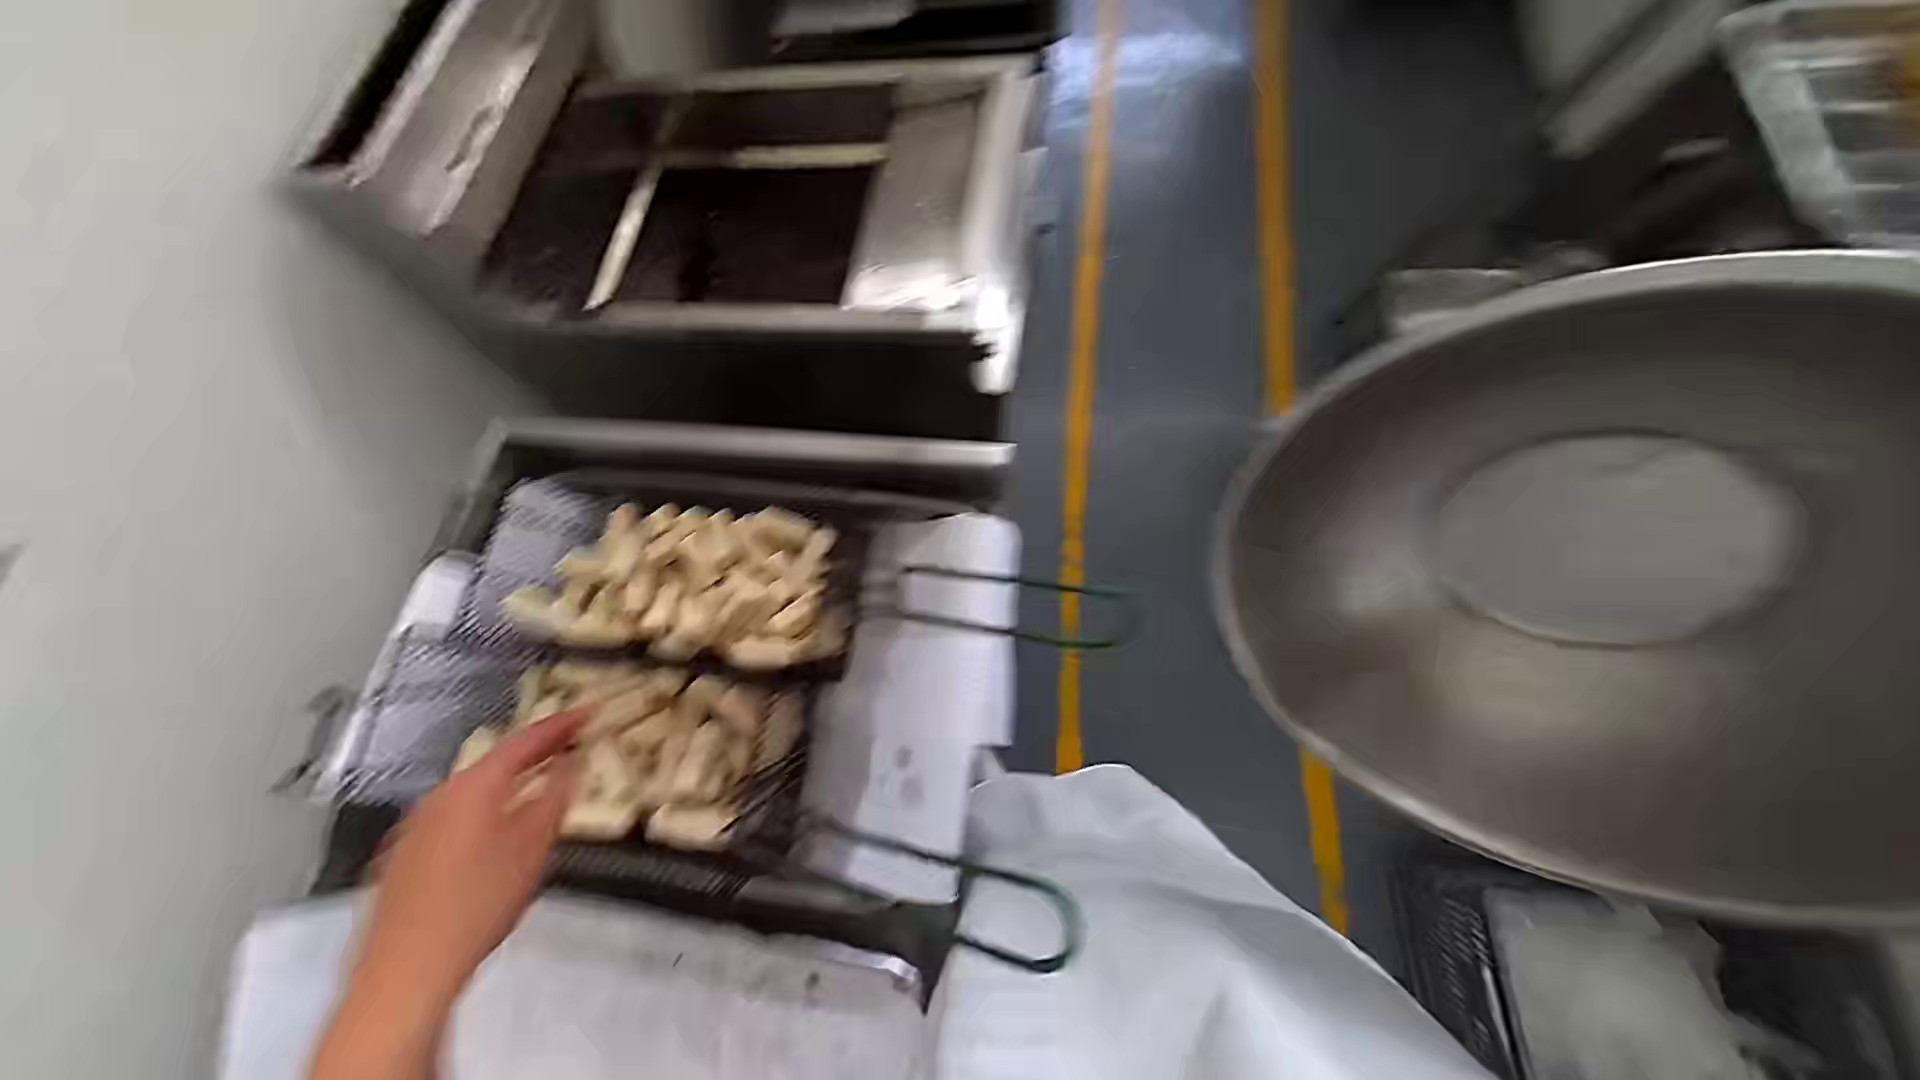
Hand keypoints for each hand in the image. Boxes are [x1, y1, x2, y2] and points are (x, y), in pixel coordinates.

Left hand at [361, 709, 584, 997]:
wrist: (405, 974)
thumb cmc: (478, 903)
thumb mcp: (535, 844)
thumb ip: (557, 795)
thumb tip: (571, 763)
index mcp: (475, 786)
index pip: (526, 740)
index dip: (561, 723)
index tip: (589, 711)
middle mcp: (441, 796)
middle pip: (496, 760)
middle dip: (536, 749)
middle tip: (570, 740)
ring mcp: (417, 826)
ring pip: (475, 787)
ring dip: (512, 777)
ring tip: (542, 777)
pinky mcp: (405, 855)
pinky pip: (456, 812)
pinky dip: (486, 804)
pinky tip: (499, 823)